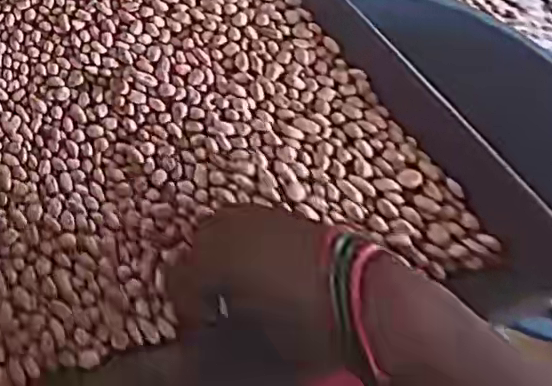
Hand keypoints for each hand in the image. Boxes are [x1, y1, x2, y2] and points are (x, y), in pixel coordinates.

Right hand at [167, 205, 339, 370]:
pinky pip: (245, 223)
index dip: (188, 307)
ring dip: (223, 253)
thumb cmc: (318, 322)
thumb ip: (231, 321)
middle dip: (204, 275)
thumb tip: (219, 324)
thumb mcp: (269, 338)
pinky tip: (266, 264)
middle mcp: (221, 229)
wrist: (371, 296)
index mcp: (212, 259)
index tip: (201, 324)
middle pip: (195, 248)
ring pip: (217, 230)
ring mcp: (248, 216)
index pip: (179, 280)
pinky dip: (247, 241)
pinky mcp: (273, 212)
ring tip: (244, 281)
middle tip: (221, 303)